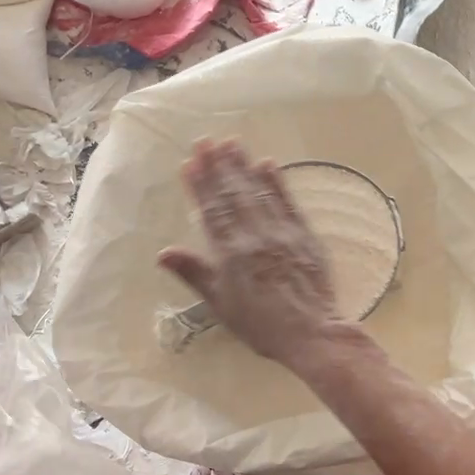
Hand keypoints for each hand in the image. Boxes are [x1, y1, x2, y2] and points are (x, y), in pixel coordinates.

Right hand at [160, 139, 350, 365]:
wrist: (312, 333)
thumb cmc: (261, 327)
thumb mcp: (221, 306)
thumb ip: (195, 274)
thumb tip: (163, 252)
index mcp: (231, 253)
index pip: (212, 211)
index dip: (200, 185)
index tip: (190, 161)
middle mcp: (255, 236)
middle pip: (234, 195)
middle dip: (219, 166)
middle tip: (207, 141)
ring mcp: (282, 233)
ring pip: (259, 193)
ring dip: (244, 166)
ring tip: (232, 143)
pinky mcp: (305, 236)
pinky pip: (288, 203)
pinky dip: (277, 182)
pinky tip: (268, 165)